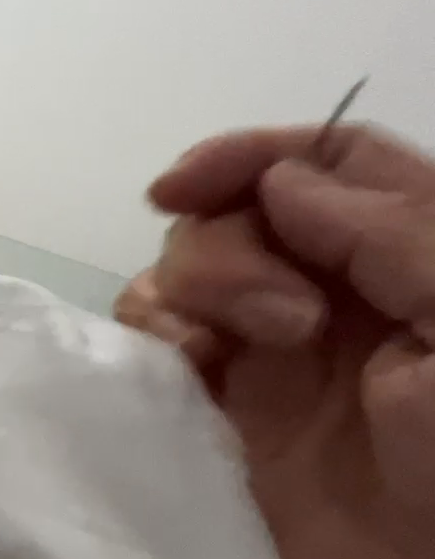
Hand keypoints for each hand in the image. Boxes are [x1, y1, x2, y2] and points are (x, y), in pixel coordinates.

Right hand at [119, 123, 434, 558]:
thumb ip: (396, 237)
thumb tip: (279, 181)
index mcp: (416, 263)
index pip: (326, 161)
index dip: (250, 156)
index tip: (183, 188)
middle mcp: (337, 294)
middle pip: (232, 217)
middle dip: (224, 254)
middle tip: (280, 326)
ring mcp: (268, 352)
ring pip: (179, 274)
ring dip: (183, 297)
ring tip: (226, 362)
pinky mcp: (214, 403)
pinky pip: (153, 340)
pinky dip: (150, 338)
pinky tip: (182, 373)